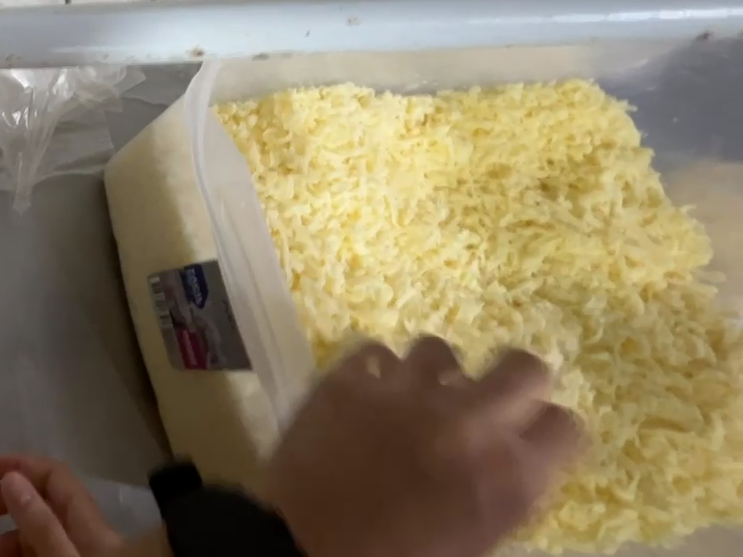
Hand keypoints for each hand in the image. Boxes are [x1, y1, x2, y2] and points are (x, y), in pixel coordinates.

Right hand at [0, 454, 123, 556]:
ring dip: (8, 538)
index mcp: (91, 525)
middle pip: (44, 502)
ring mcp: (83, 554)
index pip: (53, 474)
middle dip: (5, 502)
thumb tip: (11, 477)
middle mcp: (90, 536)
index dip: (17, 463)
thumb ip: (41, 524)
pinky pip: (44, 554)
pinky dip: (20, 554)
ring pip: (41, 535)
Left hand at [260, 337, 582, 556]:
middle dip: (516, 375)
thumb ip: (506, 485)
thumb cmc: (408, 552)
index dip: (550, 426)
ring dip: (437, 368)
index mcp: (513, 472)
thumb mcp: (484, 532)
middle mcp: (467, 420)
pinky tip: (373, 385)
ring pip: (437, 348)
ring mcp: (402, 391)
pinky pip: (372, 350)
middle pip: (521, 367)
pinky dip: (376, 367)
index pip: (567, 425)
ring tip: (422, 388)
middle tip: (493, 390)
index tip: (534, 429)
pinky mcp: (345, 377)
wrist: (317, 540)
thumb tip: (511, 453)